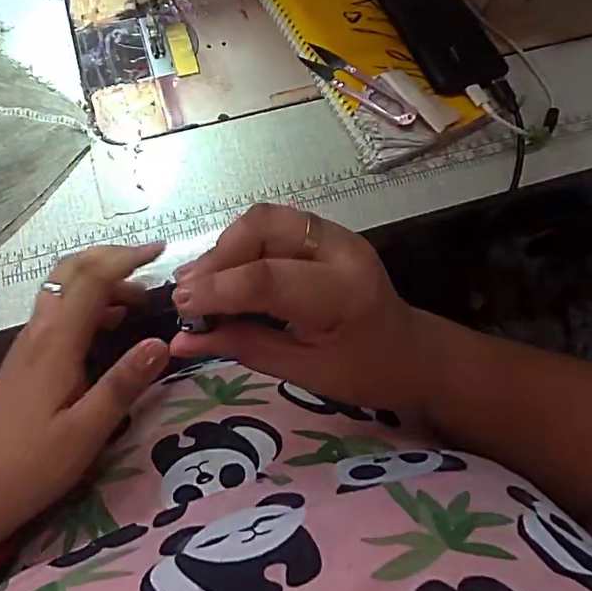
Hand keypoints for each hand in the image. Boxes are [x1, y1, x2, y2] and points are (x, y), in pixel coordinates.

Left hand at [0, 243, 169, 544]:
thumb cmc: (30, 466)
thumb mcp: (86, 432)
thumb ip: (124, 384)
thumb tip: (162, 342)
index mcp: (57, 342)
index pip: (92, 278)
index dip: (126, 257)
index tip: (160, 251)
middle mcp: (40, 331)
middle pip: (72, 270)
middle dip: (112, 257)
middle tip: (149, 265)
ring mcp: (30, 343)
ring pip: (64, 288)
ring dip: (101, 279)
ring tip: (139, 301)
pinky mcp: (27, 358)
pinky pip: (60, 310)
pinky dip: (89, 301)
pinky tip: (110, 326)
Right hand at [170, 204, 424, 416]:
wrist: (411, 352)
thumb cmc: (364, 372)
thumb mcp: (304, 372)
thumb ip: (243, 346)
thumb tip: (182, 341)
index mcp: (343, 292)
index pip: (268, 278)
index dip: (217, 288)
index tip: (180, 306)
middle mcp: (340, 249)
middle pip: (264, 226)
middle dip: (218, 255)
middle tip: (189, 293)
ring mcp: (335, 234)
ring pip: (265, 218)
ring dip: (226, 247)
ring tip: (201, 283)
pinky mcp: (325, 233)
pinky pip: (274, 225)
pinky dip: (243, 245)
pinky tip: (226, 273)